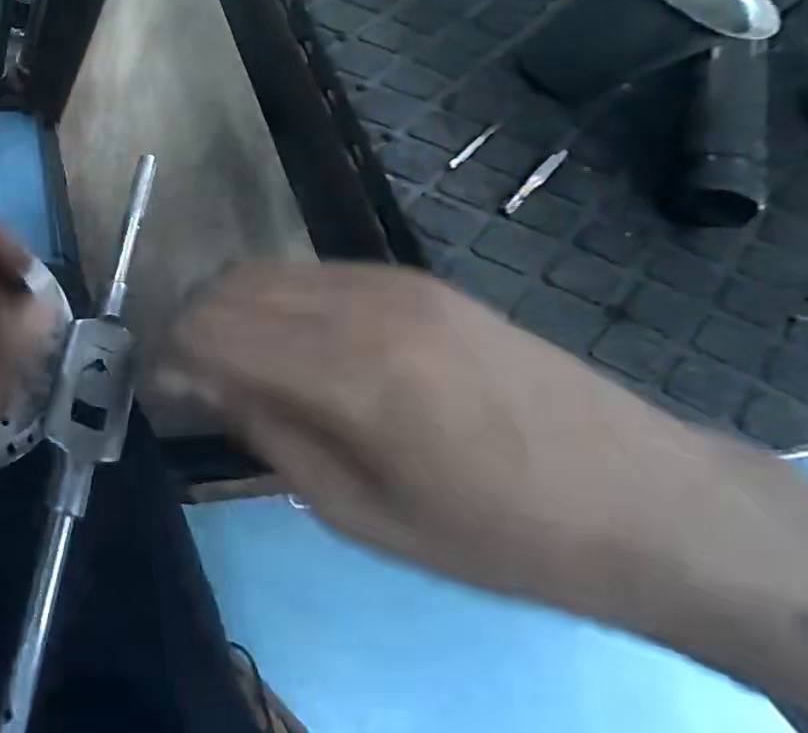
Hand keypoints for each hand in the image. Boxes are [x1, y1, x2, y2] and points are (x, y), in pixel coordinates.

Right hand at [156, 262, 717, 613]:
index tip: (159, 392)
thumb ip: (271, 433)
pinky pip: (308, 274)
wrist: (648, 498)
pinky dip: (270, 301)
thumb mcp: (364, 515)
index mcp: (353, 375)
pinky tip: (287, 346)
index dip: (166, 356)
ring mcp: (392, 281)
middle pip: (226, 288)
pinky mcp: (413, 277)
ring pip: (262, 271)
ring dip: (225, 310)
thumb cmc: (500, 536)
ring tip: (229, 364)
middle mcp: (363, 305)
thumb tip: (203, 384)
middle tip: (187, 383)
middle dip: (187, 329)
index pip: (210, 330)